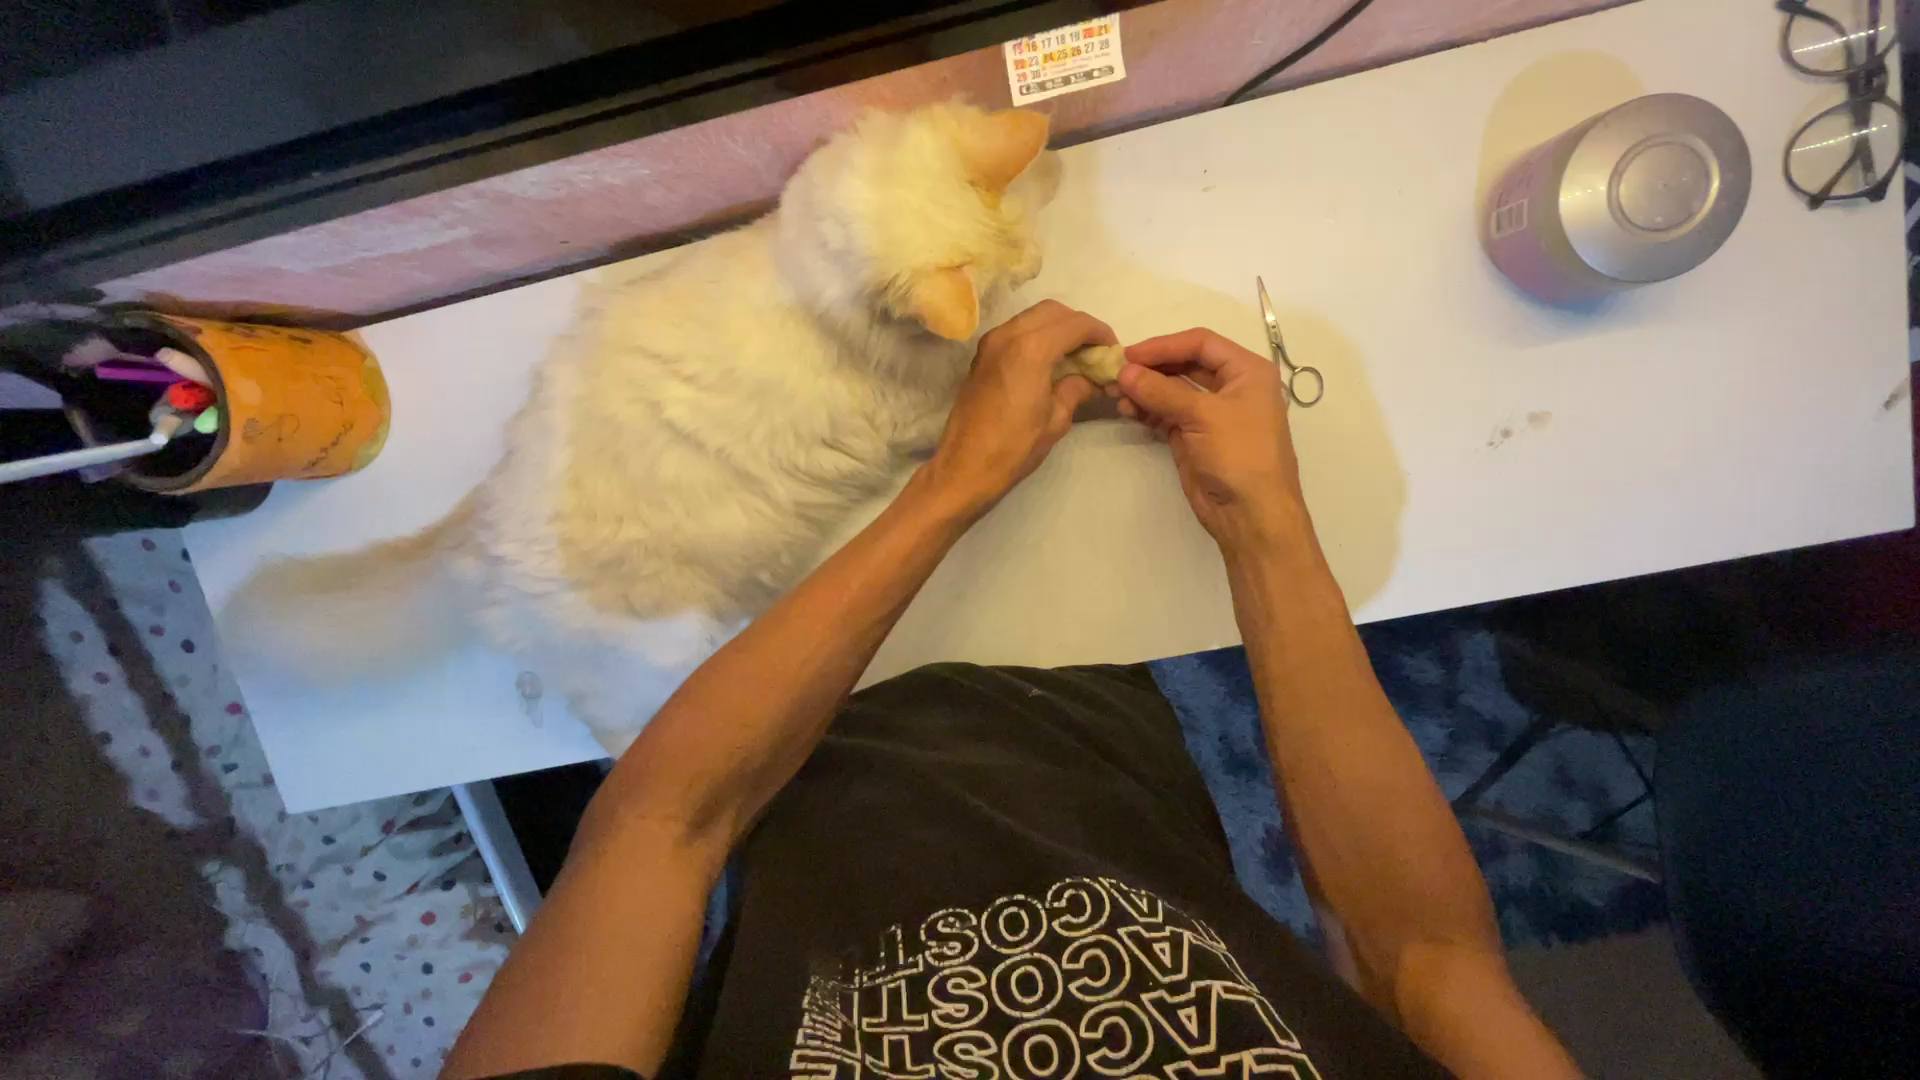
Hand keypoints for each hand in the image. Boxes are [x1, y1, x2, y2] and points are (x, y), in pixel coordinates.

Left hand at [920, 300, 1112, 518]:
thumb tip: (1093, 378)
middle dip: (1078, 325)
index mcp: (1030, 349)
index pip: (1076, 324)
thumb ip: (1077, 389)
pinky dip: (1037, 336)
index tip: (1113, 351)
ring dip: (1057, 328)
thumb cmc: (1014, 448)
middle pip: (1053, 311)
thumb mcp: (1056, 420)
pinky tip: (1049, 361)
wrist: (964, 467)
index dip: (1100, 333)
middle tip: (1094, 351)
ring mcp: (990, 343)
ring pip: (1032, 317)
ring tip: (1074, 355)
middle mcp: (1008, 335)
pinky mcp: (981, 356)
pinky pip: (1016, 331)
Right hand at [1114, 328, 1311, 556]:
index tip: (1129, 354)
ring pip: (1172, 390)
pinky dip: (1146, 409)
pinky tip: (1127, 410)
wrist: (1251, 512)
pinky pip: (1166, 414)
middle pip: (1184, 364)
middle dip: (1151, 368)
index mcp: (1247, 371)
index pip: (1201, 343)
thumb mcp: (1203, 415)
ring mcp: (1210, 413)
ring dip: (1144, 389)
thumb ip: (1162, 391)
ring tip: (1116, 394)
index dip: (1164, 345)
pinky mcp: (1193, 436)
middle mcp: (1230, 387)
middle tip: (1116, 372)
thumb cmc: (1240, 454)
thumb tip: (1124, 372)